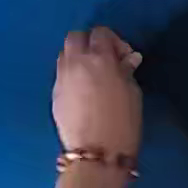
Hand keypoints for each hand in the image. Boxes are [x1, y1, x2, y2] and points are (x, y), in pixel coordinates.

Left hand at [53, 26, 142, 157]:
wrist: (95, 154)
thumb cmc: (123, 121)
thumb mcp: (133, 92)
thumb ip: (127, 70)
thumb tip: (127, 58)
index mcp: (99, 58)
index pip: (101, 33)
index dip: (114, 40)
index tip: (124, 57)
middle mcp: (76, 62)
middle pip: (76, 36)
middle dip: (90, 42)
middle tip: (105, 60)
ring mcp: (61, 78)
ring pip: (64, 53)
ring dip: (78, 56)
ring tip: (93, 75)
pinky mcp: (54, 94)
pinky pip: (61, 73)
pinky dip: (72, 73)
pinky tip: (84, 91)